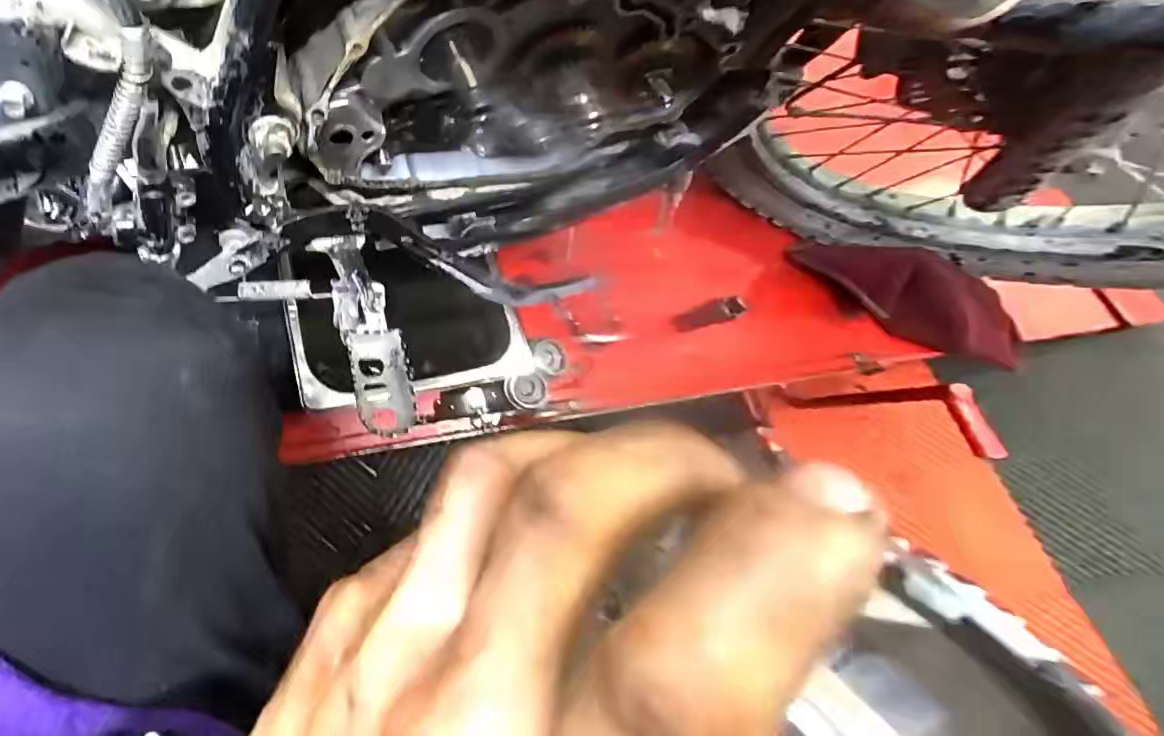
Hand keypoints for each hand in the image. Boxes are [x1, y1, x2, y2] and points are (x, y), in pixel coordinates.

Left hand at [254, 424, 886, 735]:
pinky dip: (480, 509)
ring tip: (622, 463)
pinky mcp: (328, 643)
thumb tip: (748, 716)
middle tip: (724, 472)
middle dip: (662, 466)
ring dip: (567, 456)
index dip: (772, 571)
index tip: (834, 508)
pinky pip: (416, 532)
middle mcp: (457, 714)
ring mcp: (375, 660)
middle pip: (563, 522)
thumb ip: (686, 735)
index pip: (679, 675)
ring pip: (479, 491)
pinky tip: (513, 524)